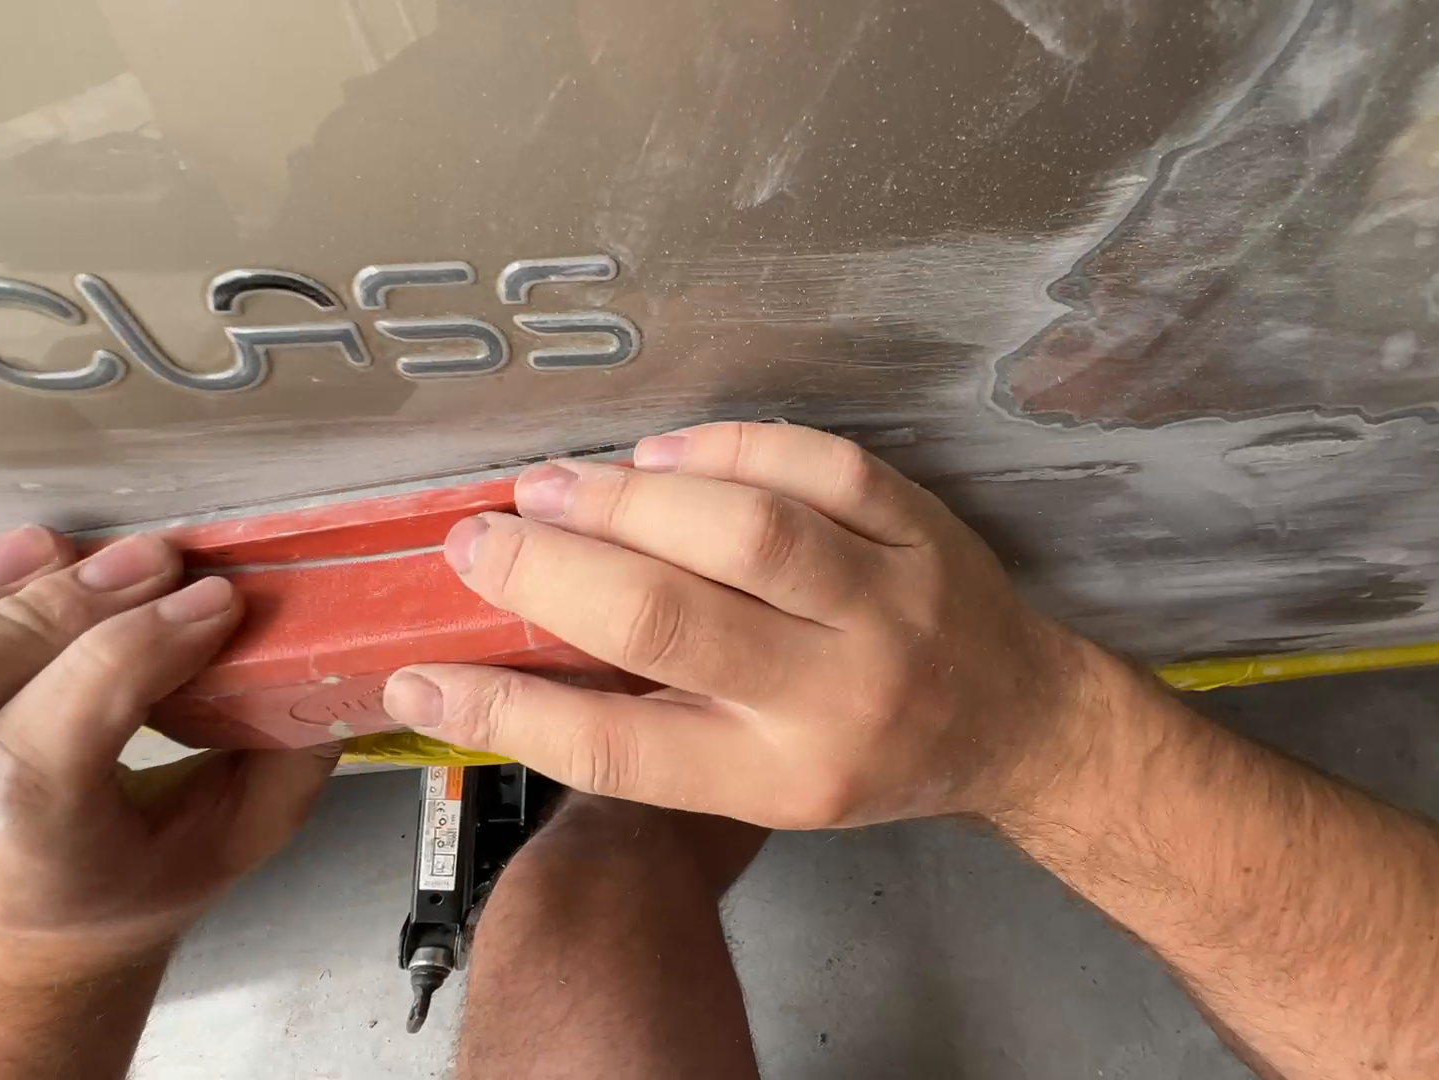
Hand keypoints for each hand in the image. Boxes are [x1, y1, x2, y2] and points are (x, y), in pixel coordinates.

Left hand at [0, 529, 336, 954]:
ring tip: (77, 554)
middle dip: (28, 619)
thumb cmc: (170, 857)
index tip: (219, 602)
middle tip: (154, 562)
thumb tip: (327, 641)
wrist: (58, 902)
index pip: (32, 767)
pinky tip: (27, 560)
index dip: (119, 664)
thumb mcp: (259, 820)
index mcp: (42, 873)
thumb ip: (291, 742)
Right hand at [383, 422, 1135, 827]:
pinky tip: (669, 454)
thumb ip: (666, 730)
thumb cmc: (877, 762)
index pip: (619, 749)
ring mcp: (888, 601)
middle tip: (484, 534)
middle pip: (669, 621)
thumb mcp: (772, 785)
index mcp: (782, 777)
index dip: (506, 710)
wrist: (1015, 722)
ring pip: (745, 530)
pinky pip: (820, 467)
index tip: (422, 668)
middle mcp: (834, 694)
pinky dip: (731, 447)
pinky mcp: (923, 528)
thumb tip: (528, 671)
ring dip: (631, 500)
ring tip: (561, 486)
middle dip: (554, 570)